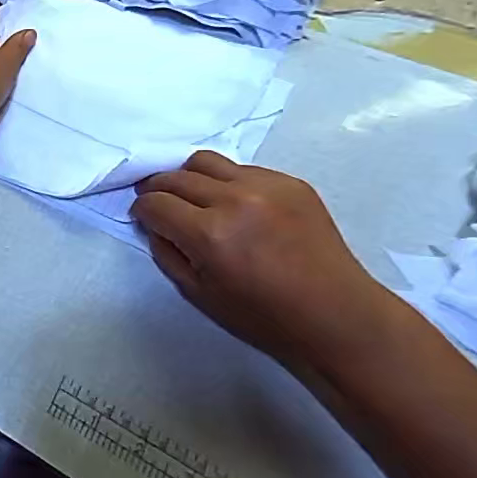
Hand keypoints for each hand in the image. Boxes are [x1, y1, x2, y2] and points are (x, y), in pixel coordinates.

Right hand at [130, 151, 398, 366]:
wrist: (335, 313)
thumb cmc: (263, 315)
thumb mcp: (200, 294)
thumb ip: (167, 253)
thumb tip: (154, 225)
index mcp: (210, 234)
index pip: (156, 204)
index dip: (141, 210)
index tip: (142, 216)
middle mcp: (234, 199)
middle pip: (176, 177)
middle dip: (157, 189)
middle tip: (157, 202)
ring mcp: (265, 185)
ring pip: (206, 161)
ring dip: (188, 176)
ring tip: (191, 194)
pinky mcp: (290, 181)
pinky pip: (242, 169)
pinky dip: (226, 181)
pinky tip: (233, 203)